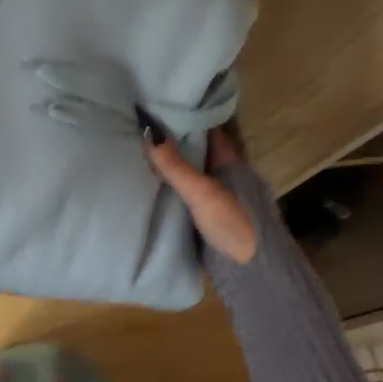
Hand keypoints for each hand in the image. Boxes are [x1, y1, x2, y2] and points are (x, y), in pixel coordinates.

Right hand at [140, 121, 257, 263]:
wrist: (252, 274)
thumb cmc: (234, 225)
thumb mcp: (202, 192)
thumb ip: (174, 165)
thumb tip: (146, 128)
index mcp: (231, 163)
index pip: (206, 130)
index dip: (184, 118)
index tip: (155, 107)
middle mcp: (224, 177)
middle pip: (193, 153)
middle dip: (168, 143)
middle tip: (133, 129)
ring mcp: (214, 200)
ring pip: (186, 177)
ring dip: (164, 169)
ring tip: (130, 153)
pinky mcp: (204, 221)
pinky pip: (180, 199)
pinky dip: (164, 192)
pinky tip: (142, 188)